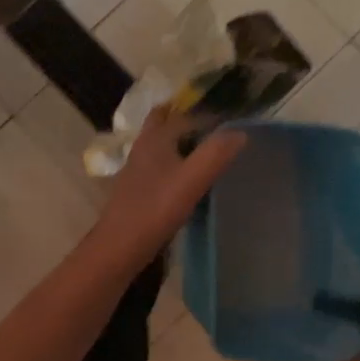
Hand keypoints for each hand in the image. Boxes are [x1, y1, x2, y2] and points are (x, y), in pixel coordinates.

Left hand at [92, 107, 244, 262]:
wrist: (119, 247)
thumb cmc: (155, 210)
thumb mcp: (191, 180)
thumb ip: (215, 154)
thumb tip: (240, 131)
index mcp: (155, 138)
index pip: (182, 114)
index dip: (206, 113)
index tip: (232, 119)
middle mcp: (143, 147)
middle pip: (164, 123)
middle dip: (187, 120)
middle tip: (217, 128)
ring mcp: (137, 168)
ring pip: (161, 144)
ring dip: (182, 142)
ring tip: (210, 150)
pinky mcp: (138, 188)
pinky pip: (160, 165)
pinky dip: (176, 163)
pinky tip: (190, 178)